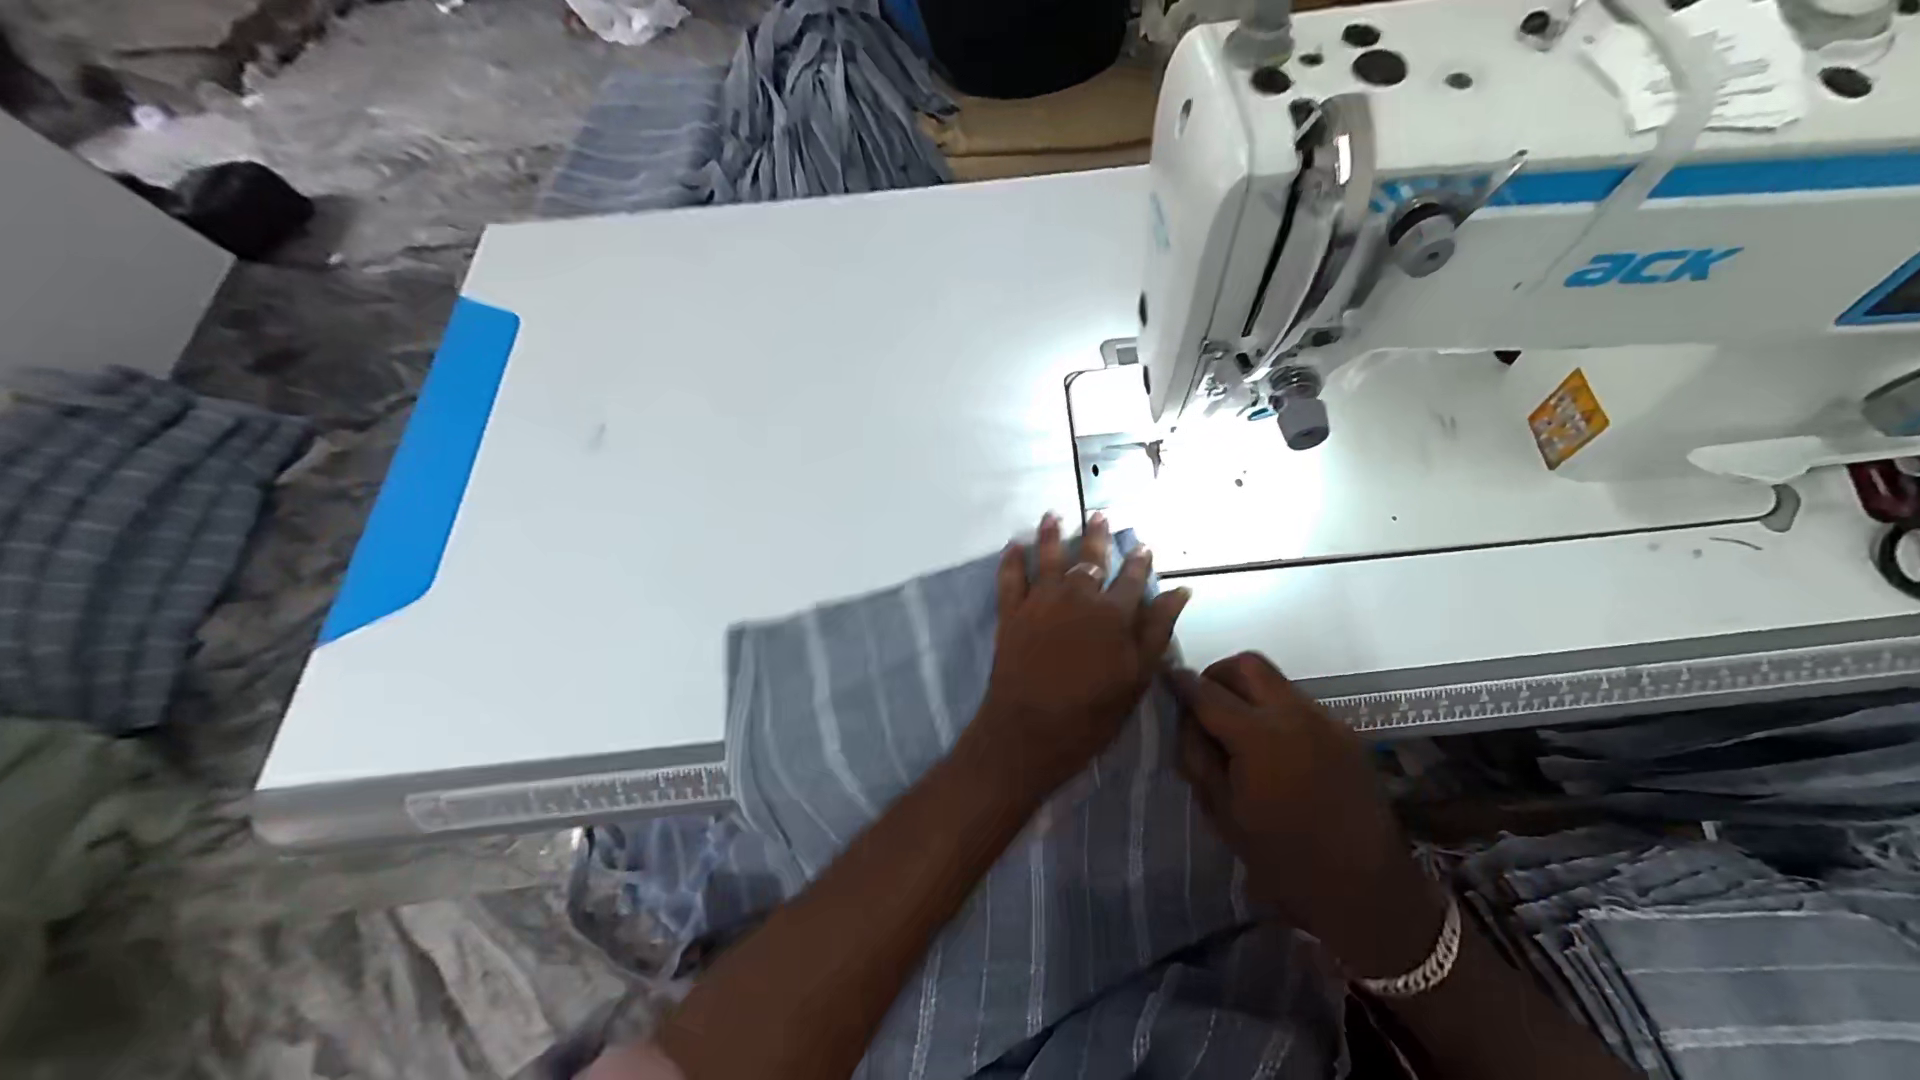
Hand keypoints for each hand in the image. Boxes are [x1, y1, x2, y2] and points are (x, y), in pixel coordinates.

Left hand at [966, 512, 1190, 797]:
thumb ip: (1157, 630)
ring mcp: (1041, 602)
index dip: (1139, 560)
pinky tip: (1013, 545)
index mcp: (1113, 613)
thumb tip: (1180, 592)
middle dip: (1097, 536)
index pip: (1131, 578)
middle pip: (1090, 559)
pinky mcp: (1011, 613)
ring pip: (1048, 558)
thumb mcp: (1137, 676)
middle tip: (1099, 515)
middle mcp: (1077, 597)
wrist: (1032, 729)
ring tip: (1053, 515)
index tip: (1143, 544)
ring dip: (1051, 534)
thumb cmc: (1093, 711)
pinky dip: (1011, 560)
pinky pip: (1010, 578)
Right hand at [1171, 652, 1446, 978]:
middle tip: (1204, 704)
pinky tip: (1272, 749)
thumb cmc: (1283, 859)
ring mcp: (1325, 720)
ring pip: (1275, 681)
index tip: (1166, 679)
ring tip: (1238, 730)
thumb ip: (1199, 757)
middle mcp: (1294, 715)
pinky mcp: (1345, 733)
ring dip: (1248, 692)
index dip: (1181, 683)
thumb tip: (1187, 720)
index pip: (1207, 692)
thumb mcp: (1222, 812)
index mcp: (1258, 737)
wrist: (1367, 890)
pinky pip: (1299, 703)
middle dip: (1217, 675)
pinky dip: (1274, 710)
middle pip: (1247, 665)